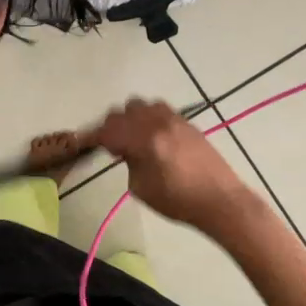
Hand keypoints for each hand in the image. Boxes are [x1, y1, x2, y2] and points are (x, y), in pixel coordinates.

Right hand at [90, 99, 254, 228]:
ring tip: (135, 138)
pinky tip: (153, 137)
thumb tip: (126, 151)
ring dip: (133, 118)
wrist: (220, 200)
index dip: (93, 136)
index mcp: (144, 141)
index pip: (109, 131)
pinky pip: (160, 109)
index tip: (85, 142)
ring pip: (142, 105)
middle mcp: (158, 123)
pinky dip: (150, 118)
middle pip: (123, 111)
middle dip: (113, 126)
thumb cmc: (177, 201)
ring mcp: (174, 120)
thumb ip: (129, 163)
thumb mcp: (140, 188)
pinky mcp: (187, 123)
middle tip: (113, 145)